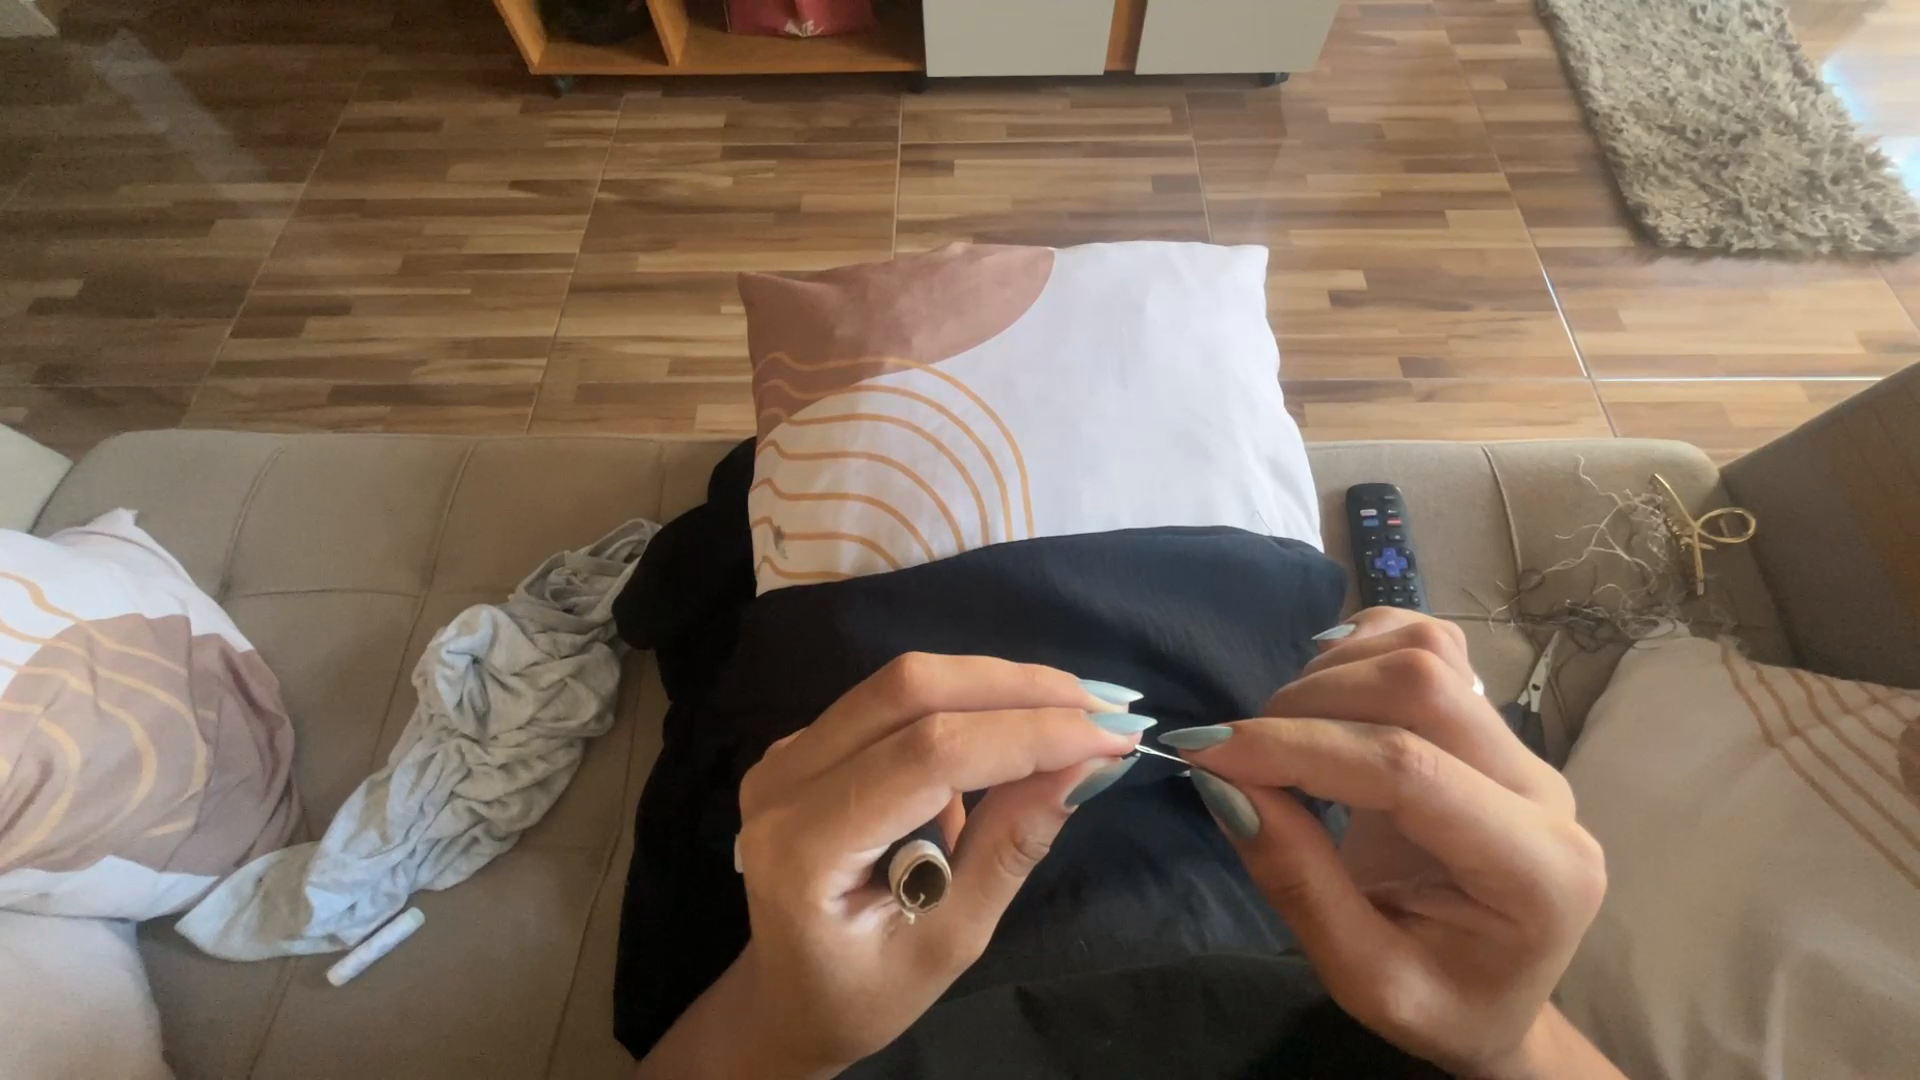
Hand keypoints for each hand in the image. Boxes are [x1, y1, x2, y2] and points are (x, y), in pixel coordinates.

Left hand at [641, 653, 1143, 1079]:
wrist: (781, 994)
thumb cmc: (860, 993)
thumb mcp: (947, 944)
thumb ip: (1009, 849)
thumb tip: (1085, 766)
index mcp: (804, 846)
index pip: (929, 755)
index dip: (1027, 734)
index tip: (1111, 736)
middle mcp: (784, 776)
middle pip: (911, 690)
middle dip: (1019, 688)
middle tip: (1102, 706)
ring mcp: (790, 750)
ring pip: (906, 681)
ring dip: (999, 685)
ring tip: (1075, 708)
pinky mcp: (810, 739)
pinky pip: (897, 697)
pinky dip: (969, 698)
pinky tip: (1019, 718)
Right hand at [1168, 609, 1610, 1079]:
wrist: (1493, 992)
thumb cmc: (1435, 999)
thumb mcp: (1362, 978)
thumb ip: (1297, 881)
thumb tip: (1224, 782)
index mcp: (1533, 870)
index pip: (1404, 767)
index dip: (1292, 746)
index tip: (1204, 752)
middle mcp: (1542, 791)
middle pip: (1420, 684)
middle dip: (1304, 704)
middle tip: (1239, 752)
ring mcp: (1519, 745)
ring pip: (1423, 649)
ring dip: (1327, 673)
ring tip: (1283, 728)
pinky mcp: (1486, 721)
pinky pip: (1426, 640)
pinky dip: (1359, 644)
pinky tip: (1324, 688)